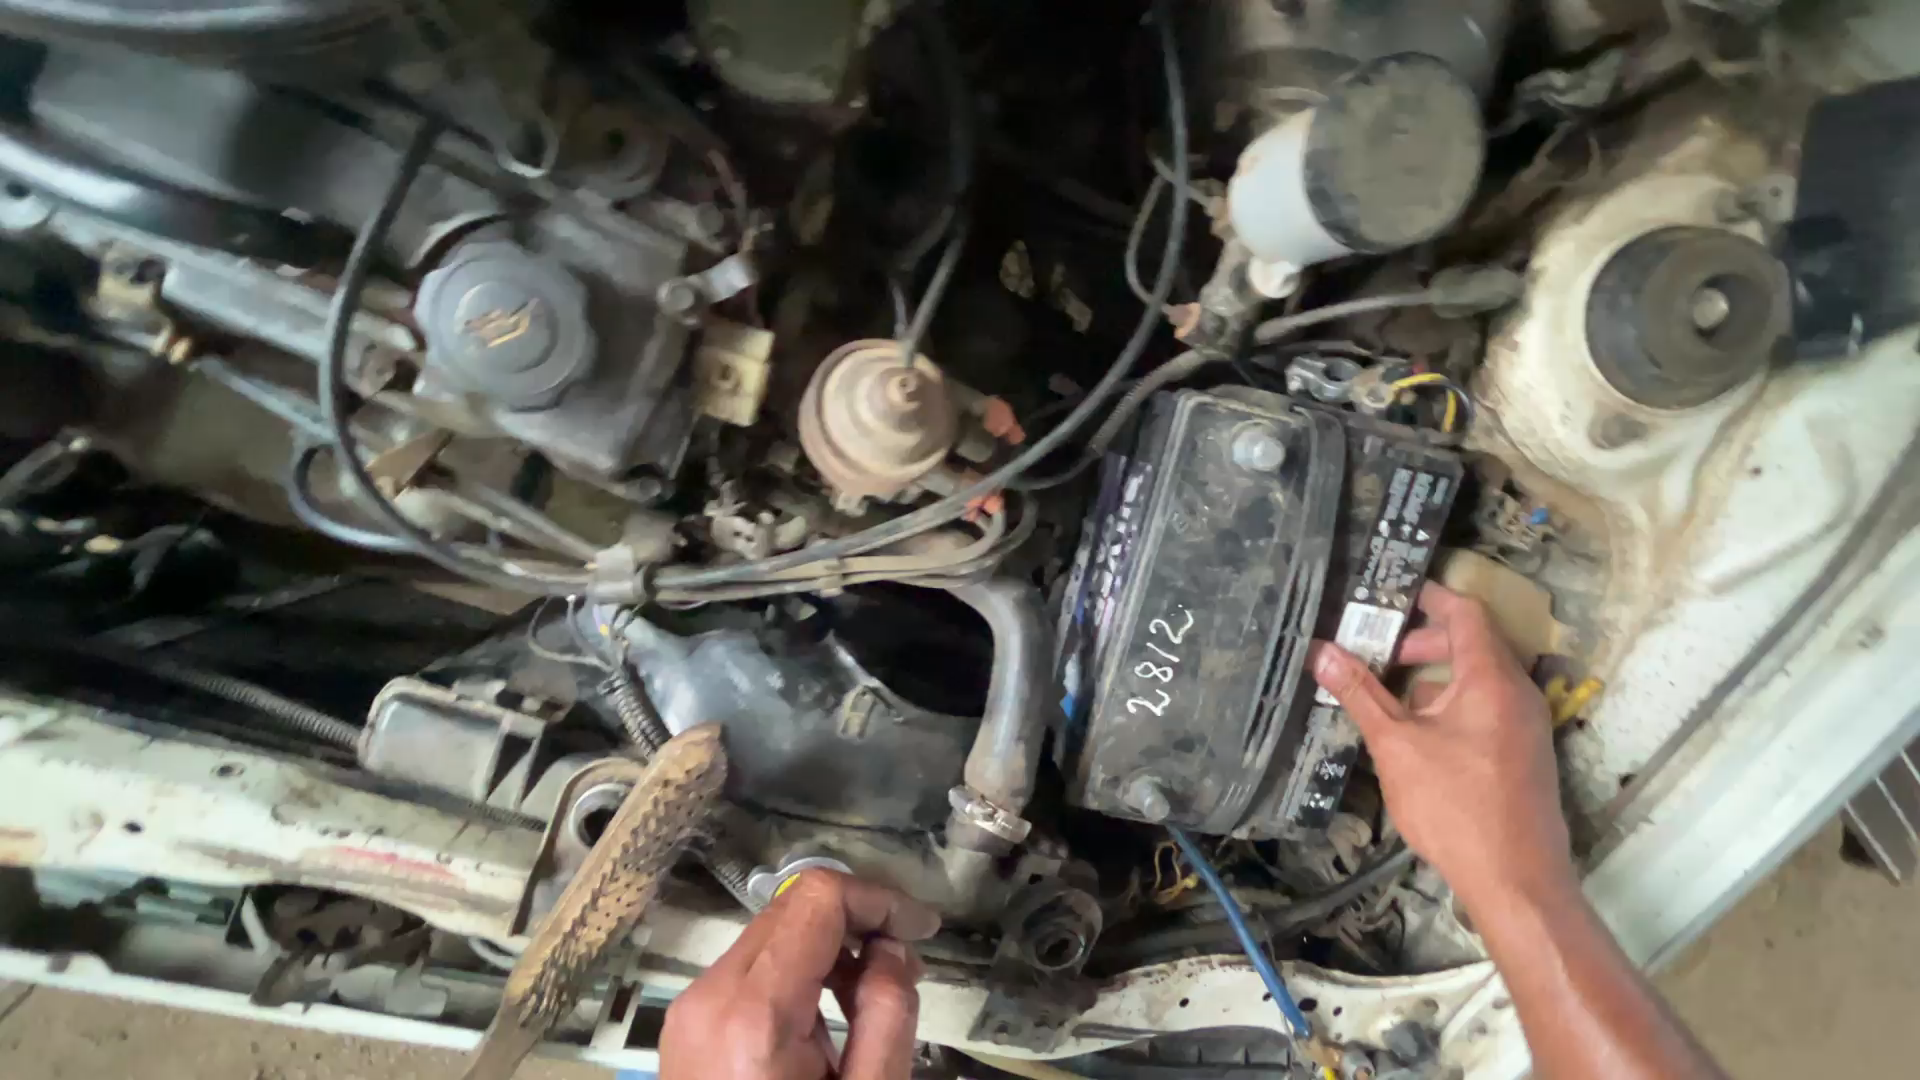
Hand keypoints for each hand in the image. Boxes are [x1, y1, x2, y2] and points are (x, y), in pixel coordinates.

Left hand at [661, 870, 941, 1079]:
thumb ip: (888, 1013)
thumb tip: (890, 950)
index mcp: (755, 1013)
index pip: (818, 898)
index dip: (879, 898)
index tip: (925, 928)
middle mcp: (711, 993)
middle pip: (795, 906)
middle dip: (859, 919)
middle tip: (907, 962)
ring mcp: (691, 1007)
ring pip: (775, 930)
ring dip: (832, 943)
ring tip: (875, 992)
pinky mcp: (689, 1023)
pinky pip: (755, 965)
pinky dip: (801, 968)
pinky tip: (829, 1012)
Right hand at [1309, 583, 1575, 914]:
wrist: (1516, 881)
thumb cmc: (1454, 804)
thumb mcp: (1394, 744)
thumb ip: (1359, 693)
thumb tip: (1320, 652)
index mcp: (1490, 681)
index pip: (1466, 614)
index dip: (1429, 596)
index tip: (1389, 592)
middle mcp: (1516, 695)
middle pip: (1470, 643)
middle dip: (1419, 640)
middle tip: (1375, 650)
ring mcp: (1523, 725)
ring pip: (1475, 678)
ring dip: (1430, 674)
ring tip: (1384, 692)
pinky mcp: (1520, 752)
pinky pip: (1483, 706)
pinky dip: (1446, 701)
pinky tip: (1412, 730)